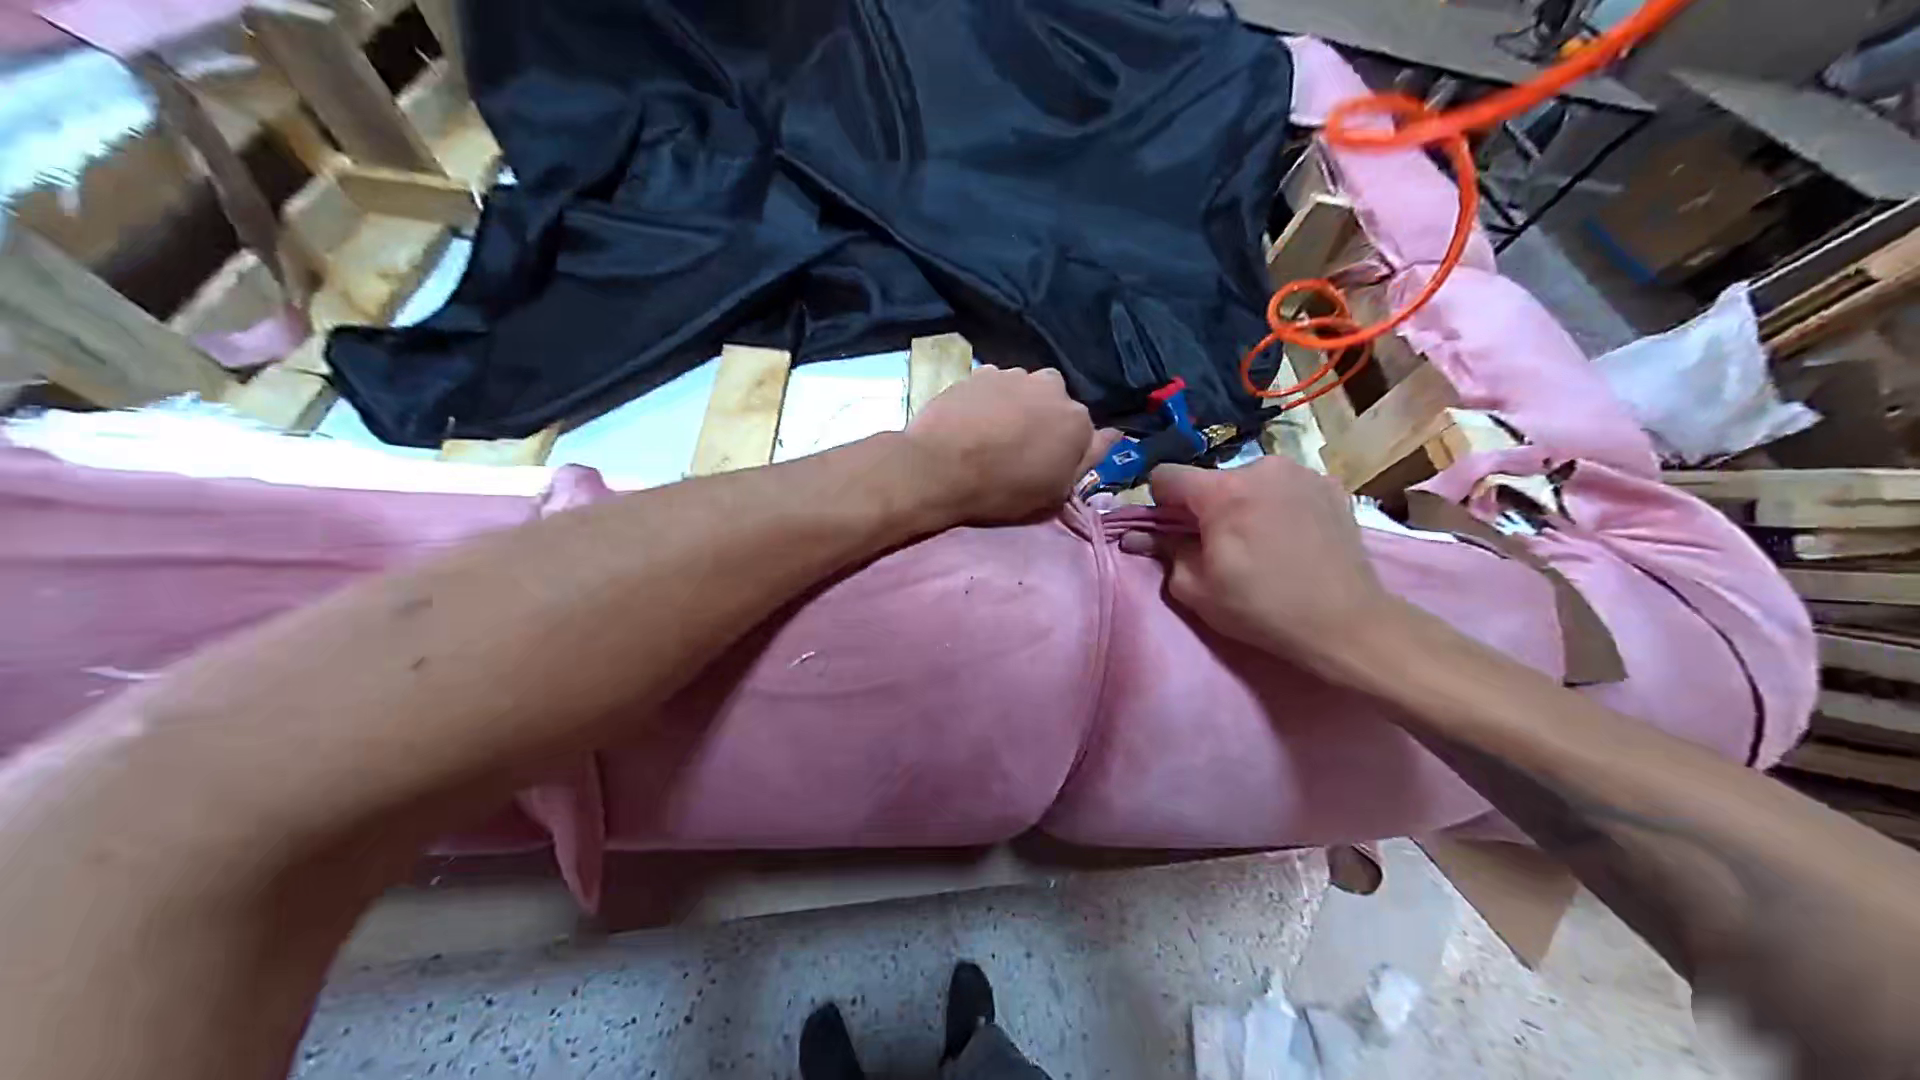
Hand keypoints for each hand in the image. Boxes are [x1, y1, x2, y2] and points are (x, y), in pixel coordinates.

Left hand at [904, 366, 1117, 524]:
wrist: (940, 468)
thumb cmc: (1002, 489)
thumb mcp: (1055, 490)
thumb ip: (1088, 458)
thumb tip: (1114, 433)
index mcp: (1078, 419)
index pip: (1082, 430)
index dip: (1063, 447)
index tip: (1044, 463)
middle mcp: (1052, 387)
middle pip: (1053, 403)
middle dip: (1041, 419)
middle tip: (1015, 448)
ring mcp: (1014, 375)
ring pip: (1023, 391)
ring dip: (1014, 407)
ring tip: (989, 435)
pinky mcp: (980, 372)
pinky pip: (993, 387)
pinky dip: (988, 401)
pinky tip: (971, 422)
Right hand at [1129, 458, 1406, 670]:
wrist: (1346, 623)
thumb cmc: (1261, 608)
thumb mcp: (1196, 589)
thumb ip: (1163, 552)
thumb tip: (1137, 536)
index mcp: (1223, 491)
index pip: (1166, 475)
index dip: (1161, 504)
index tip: (1174, 532)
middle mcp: (1262, 467)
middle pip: (1212, 480)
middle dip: (1207, 507)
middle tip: (1223, 545)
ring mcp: (1302, 472)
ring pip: (1250, 481)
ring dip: (1245, 503)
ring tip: (1263, 541)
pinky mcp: (1331, 485)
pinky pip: (1287, 487)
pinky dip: (1280, 504)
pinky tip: (1293, 536)